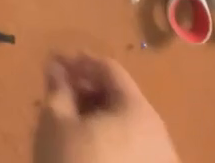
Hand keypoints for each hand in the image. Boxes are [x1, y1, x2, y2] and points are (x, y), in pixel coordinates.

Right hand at [33, 54, 180, 162]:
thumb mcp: (55, 123)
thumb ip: (58, 89)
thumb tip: (56, 67)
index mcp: (138, 111)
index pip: (110, 69)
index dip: (80, 62)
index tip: (54, 65)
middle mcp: (160, 134)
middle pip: (123, 98)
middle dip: (89, 91)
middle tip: (60, 94)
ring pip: (129, 127)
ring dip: (100, 118)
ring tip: (71, 124)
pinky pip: (135, 151)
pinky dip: (112, 142)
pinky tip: (90, 152)